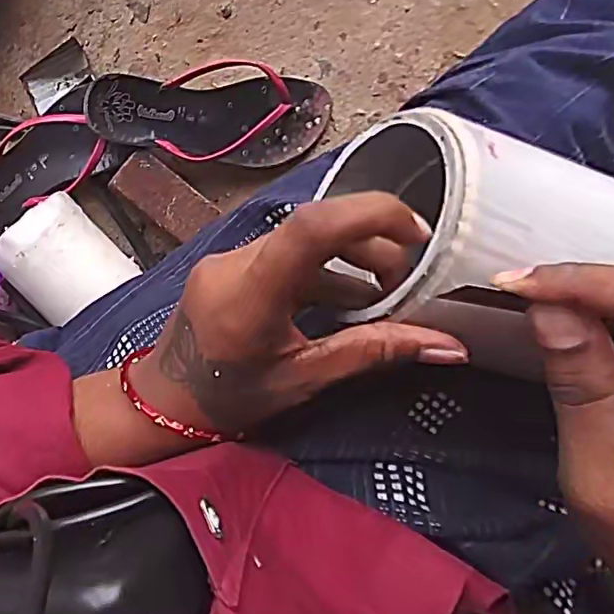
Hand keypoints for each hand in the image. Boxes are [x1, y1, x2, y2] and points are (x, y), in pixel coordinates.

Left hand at [127, 193, 469, 436]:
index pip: (309, 228)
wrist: (165, 399)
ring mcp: (225, 261)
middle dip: (370, 245)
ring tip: (383, 295)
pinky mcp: (226, 266)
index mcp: (249, 295)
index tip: (416, 233)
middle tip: (406, 280)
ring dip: (347, 260)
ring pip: (299, 241)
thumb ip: (372, 353)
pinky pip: (281, 255)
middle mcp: (232, 265)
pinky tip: (347, 299)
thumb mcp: (303, 379)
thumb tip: (448, 344)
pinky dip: (320, 270)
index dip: (370, 215)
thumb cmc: (227, 399)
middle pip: (312, 229)